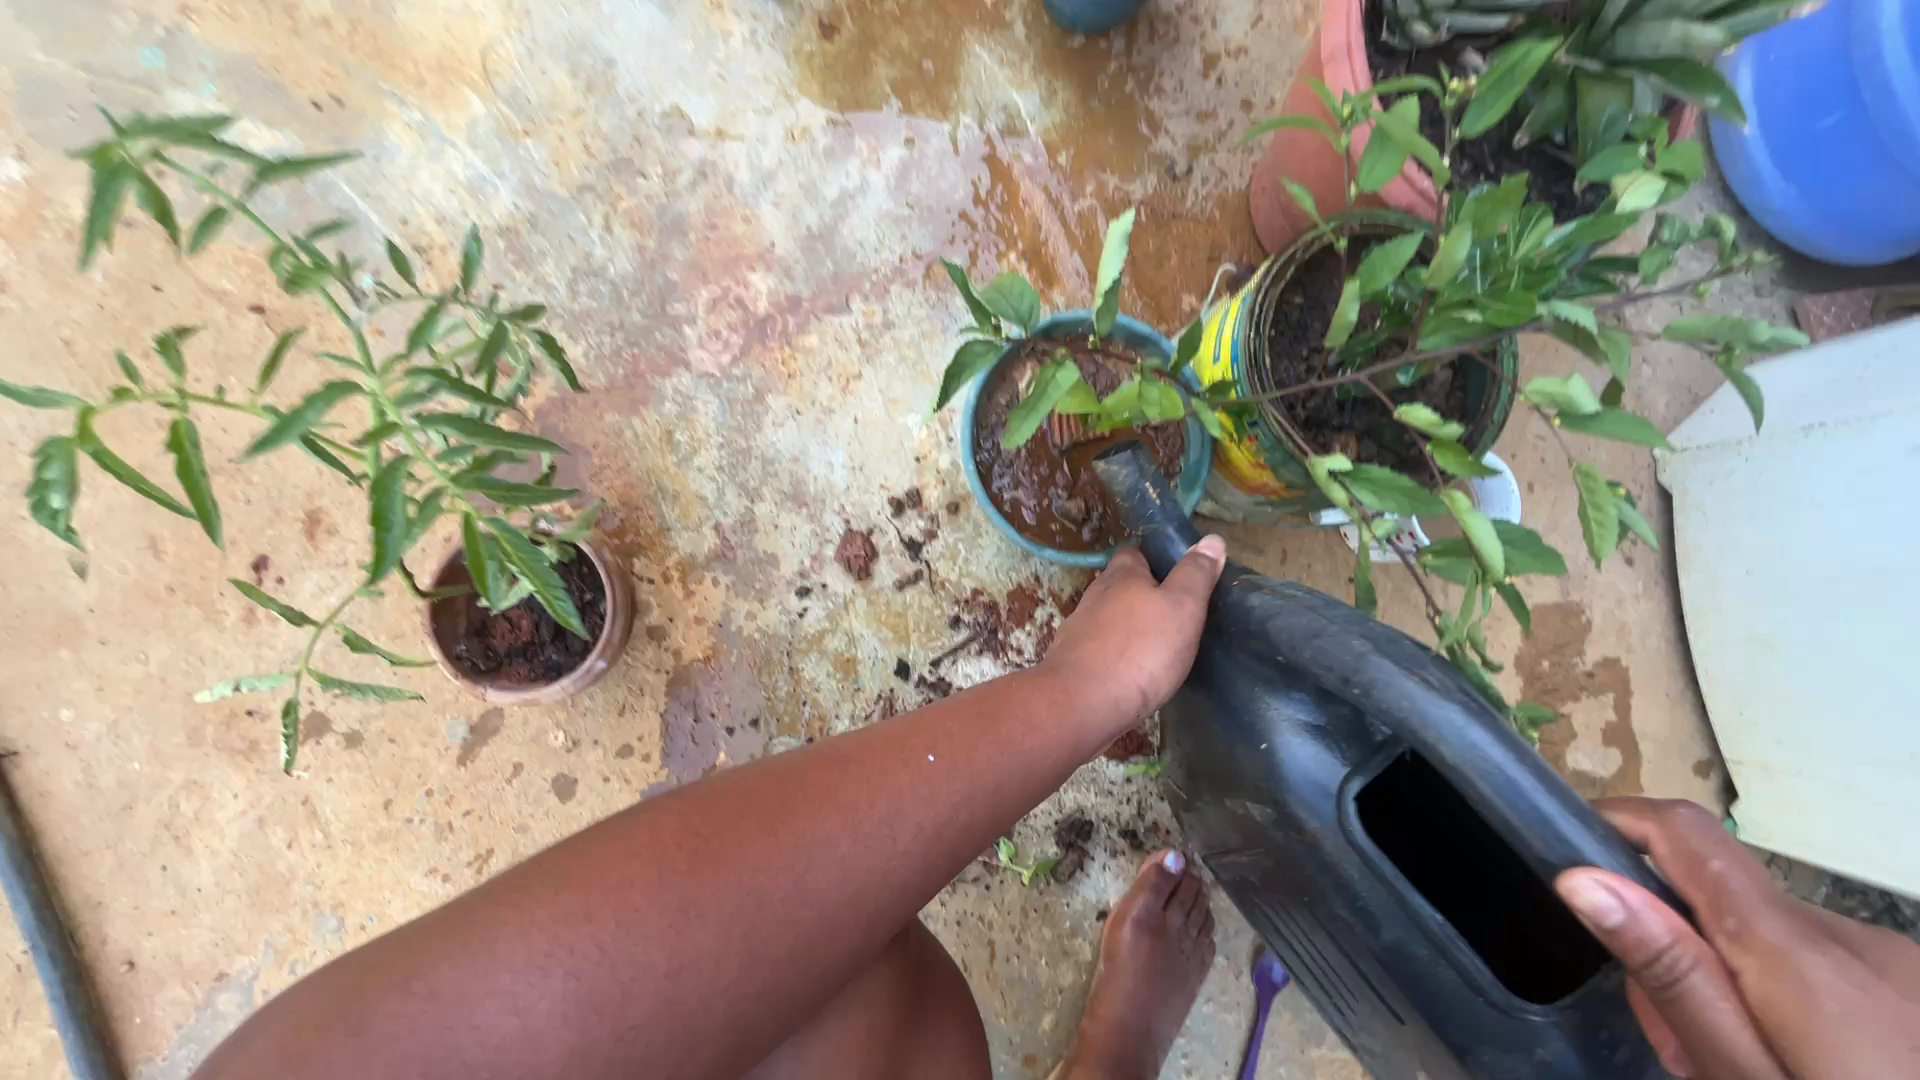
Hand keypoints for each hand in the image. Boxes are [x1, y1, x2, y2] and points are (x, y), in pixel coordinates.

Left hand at [1038, 536, 1225, 735]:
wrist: (1082, 703)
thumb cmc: (1140, 650)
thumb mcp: (1182, 607)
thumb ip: (1195, 575)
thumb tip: (1212, 539)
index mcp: (1121, 577)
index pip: (1133, 554)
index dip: (1153, 560)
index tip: (1176, 574)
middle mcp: (1094, 597)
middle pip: (1117, 586)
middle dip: (1140, 595)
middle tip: (1171, 612)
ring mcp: (1078, 630)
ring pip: (1107, 619)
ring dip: (1127, 627)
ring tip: (1155, 643)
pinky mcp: (1072, 662)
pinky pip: (1098, 650)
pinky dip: (1114, 655)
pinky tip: (1131, 672)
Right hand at [1555, 797, 1919, 1078]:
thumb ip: (1671, 977)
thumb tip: (1582, 879)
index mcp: (1798, 951)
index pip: (1684, 829)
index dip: (1617, 823)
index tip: (1576, 865)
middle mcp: (1852, 936)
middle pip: (1715, 894)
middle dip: (1668, 941)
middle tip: (1673, 1039)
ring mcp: (1897, 963)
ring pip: (1764, 931)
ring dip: (1725, 973)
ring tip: (1738, 1059)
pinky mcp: (1916, 988)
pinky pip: (1818, 960)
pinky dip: (1781, 993)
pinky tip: (1797, 1057)